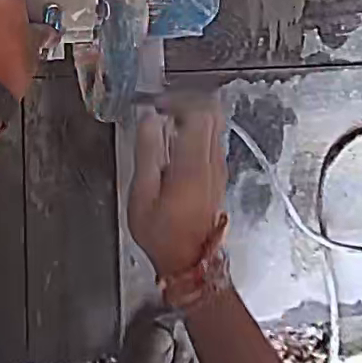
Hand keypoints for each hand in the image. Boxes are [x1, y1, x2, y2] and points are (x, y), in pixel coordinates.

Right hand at [129, 95, 228, 277]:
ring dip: (190, 115)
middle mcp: (212, 162)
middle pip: (214, 112)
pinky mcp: (218, 174)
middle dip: (186, 101)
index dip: (177, 100)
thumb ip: (146, 152)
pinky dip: (193, 130)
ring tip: (163, 123)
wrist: (189, 262)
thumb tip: (148, 120)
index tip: (155, 105)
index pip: (199, 112)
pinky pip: (211, 139)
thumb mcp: (142, 194)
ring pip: (215, 123)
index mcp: (193, 164)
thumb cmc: (160, 232)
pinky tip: (171, 142)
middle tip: (160, 108)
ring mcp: (219, 167)